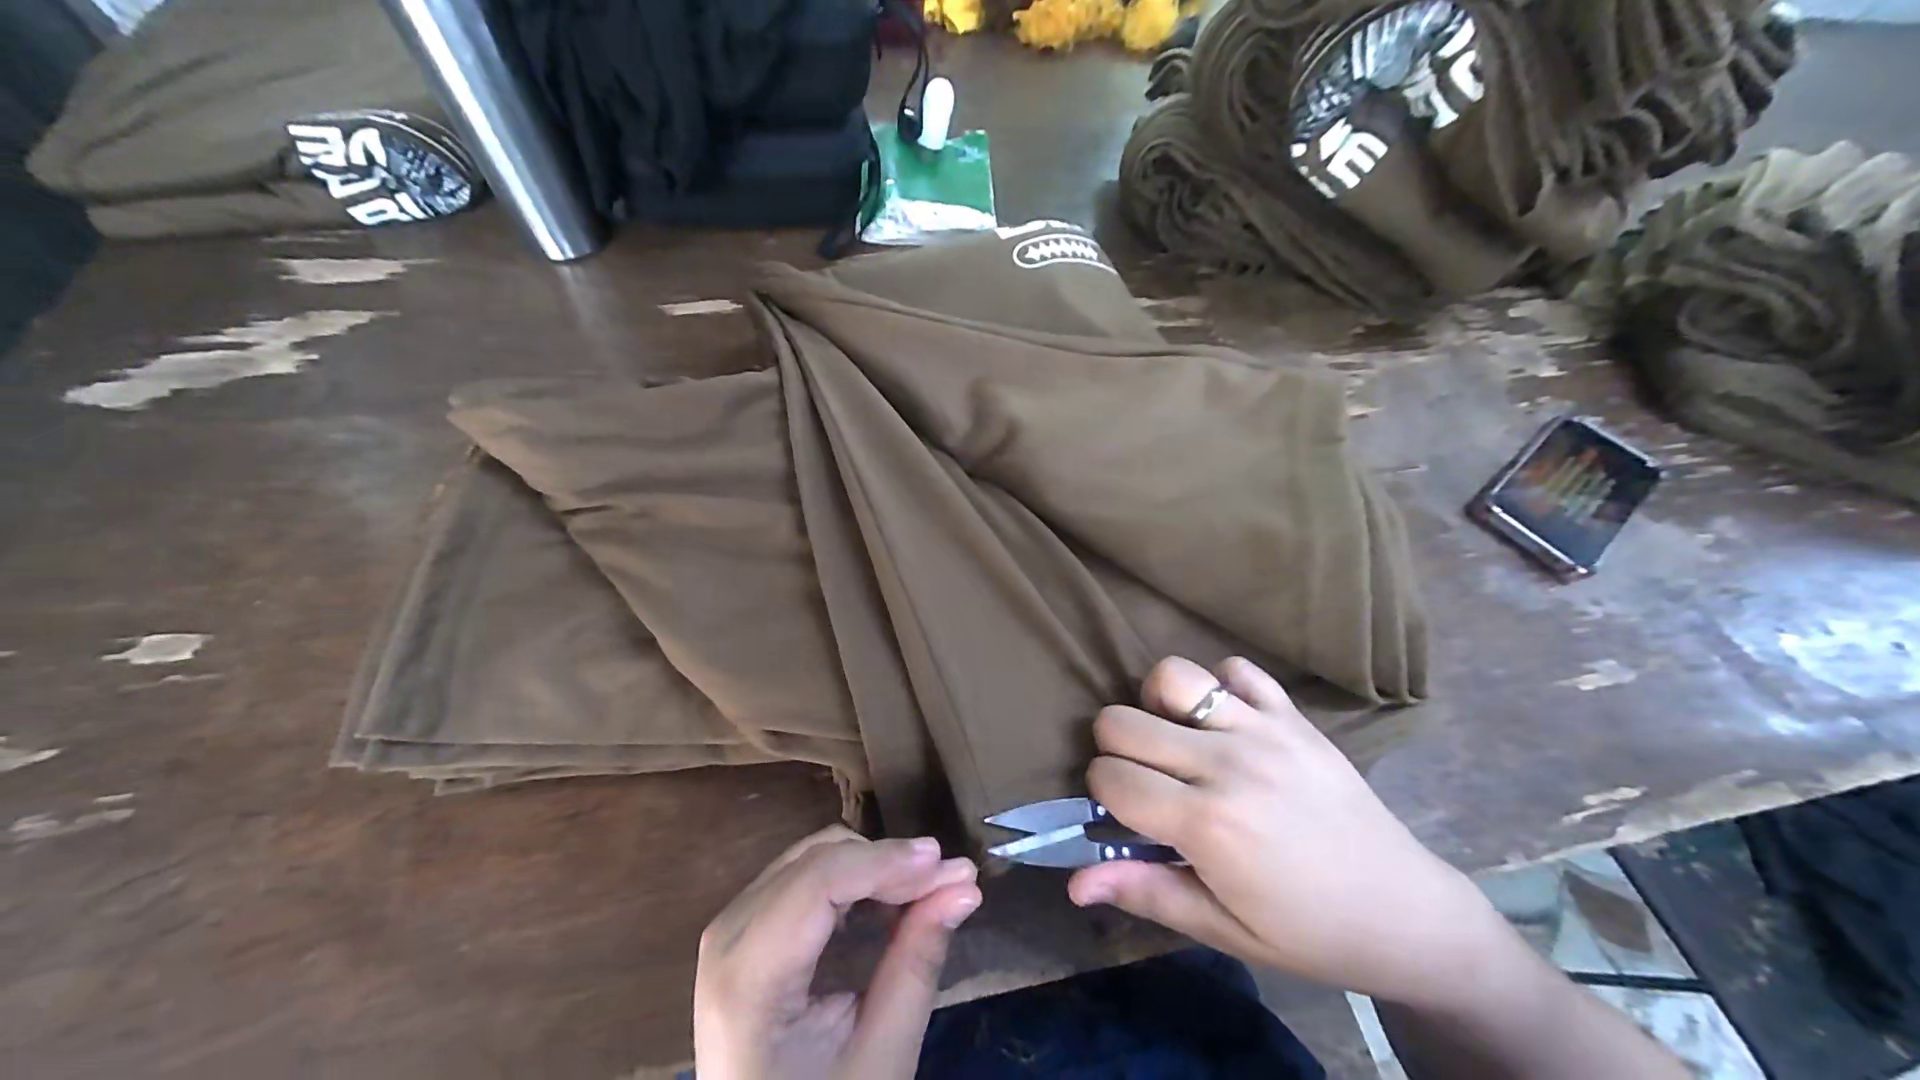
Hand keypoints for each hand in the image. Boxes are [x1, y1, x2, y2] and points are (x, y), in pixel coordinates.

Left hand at [694, 825, 981, 1079]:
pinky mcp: (740, 928)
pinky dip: (850, 878)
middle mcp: (726, 936)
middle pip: (816, 861)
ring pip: (811, 858)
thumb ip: (918, 963)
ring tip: (923, 892)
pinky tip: (884, 901)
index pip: (819, 882)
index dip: (886, 862)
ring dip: (871, 866)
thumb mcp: (879, 1055)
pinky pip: (800, 875)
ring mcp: (729, 928)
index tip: (948, 864)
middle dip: (887, 863)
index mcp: (747, 978)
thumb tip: (965, 886)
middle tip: (948, 880)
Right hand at [1069, 656, 1509, 1007]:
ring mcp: (1264, 731)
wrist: (1407, 913)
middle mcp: (1227, 764)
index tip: (1125, 812)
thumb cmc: (1308, 931)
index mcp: (1207, 824)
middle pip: (1121, 719)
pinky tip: (1227, 722)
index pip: (1110, 777)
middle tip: (1145, 778)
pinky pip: (1237, 669)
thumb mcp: (1222, 929)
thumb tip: (1074, 883)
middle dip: (1115, 747)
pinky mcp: (1294, 715)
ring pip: (1172, 676)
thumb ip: (1146, 893)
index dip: (1102, 793)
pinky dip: (1220, 687)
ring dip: (1158, 705)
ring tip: (1178, 739)